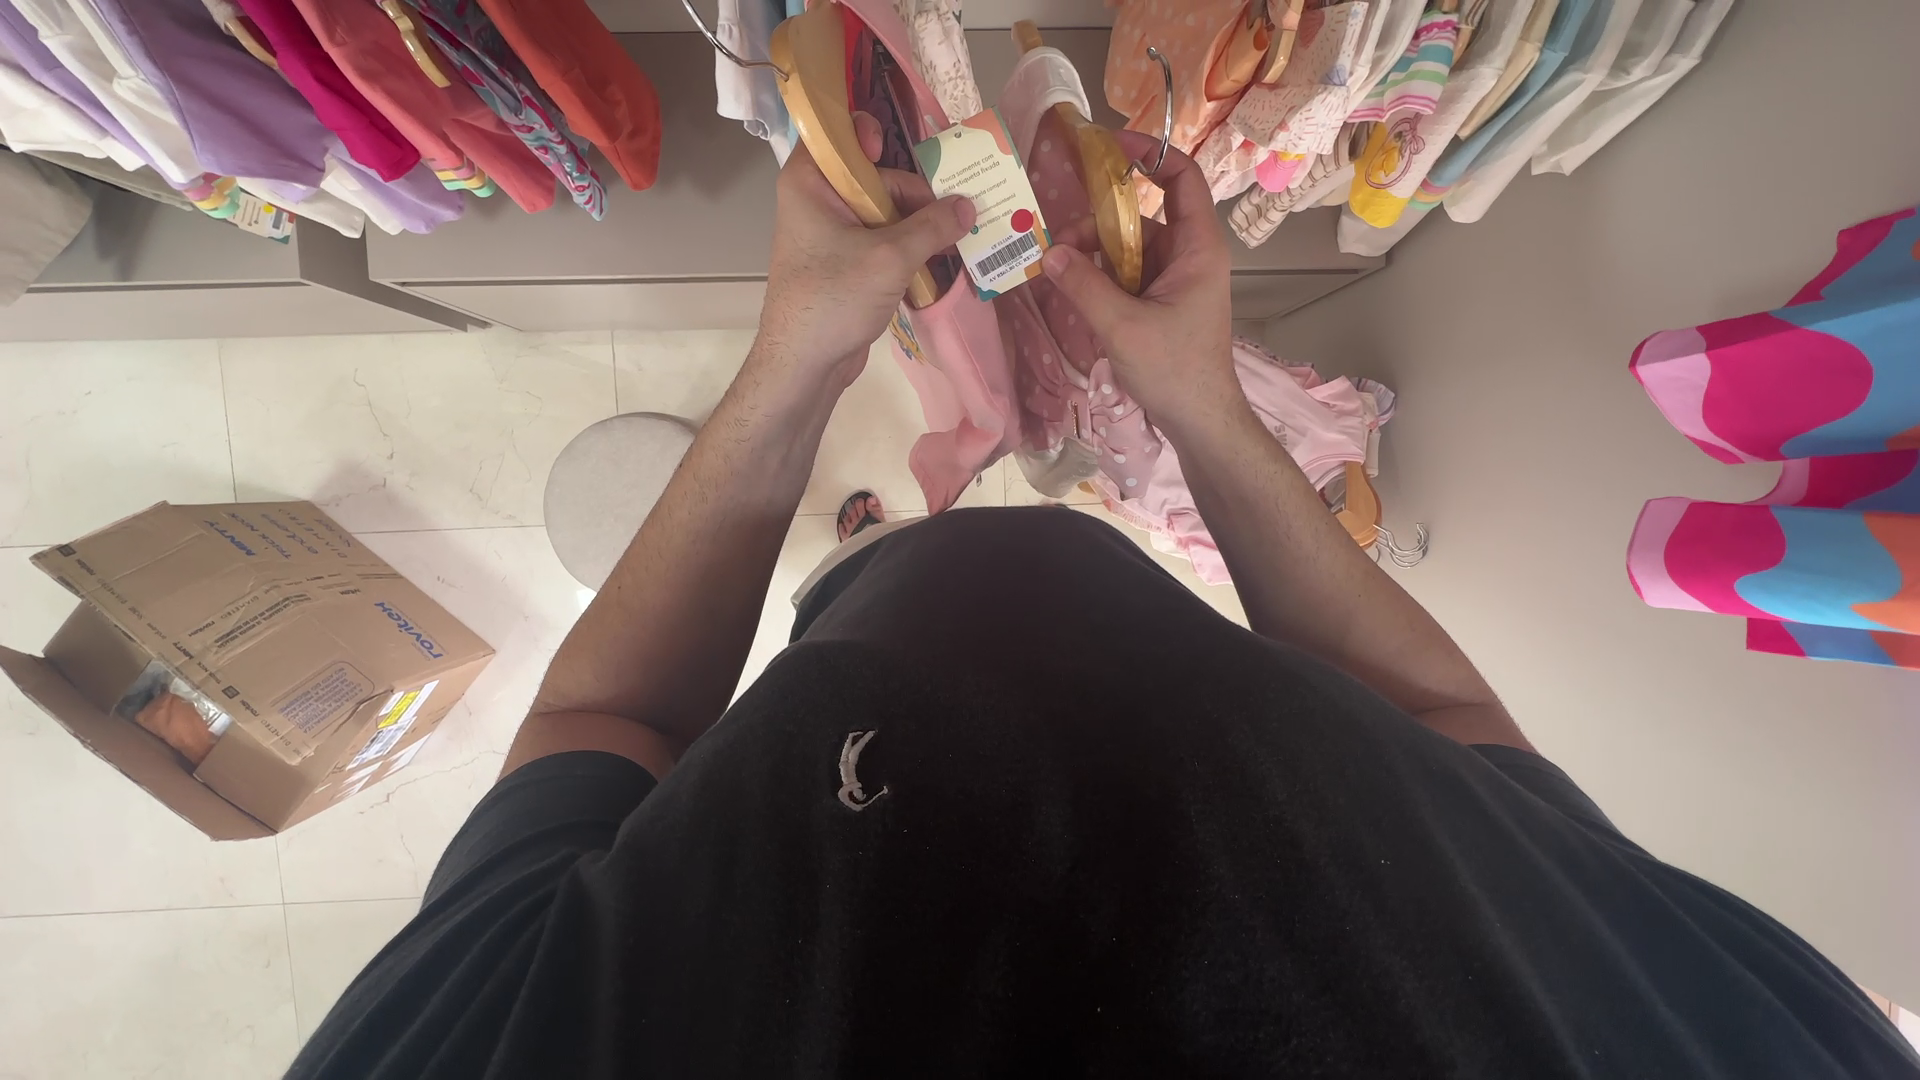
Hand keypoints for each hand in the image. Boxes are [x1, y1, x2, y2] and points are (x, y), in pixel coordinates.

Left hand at [756, 114, 975, 386]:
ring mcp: (831, 237)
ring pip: (882, 214)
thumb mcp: (890, 257)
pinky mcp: (844, 267)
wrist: (805, 364)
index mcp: (810, 182)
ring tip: (953, 241)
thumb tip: (969, 205)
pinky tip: (936, 261)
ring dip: (916, 227)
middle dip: (913, 196)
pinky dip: (906, 250)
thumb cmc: (835, 298)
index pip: (839, 135)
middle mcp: (817, 201)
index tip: (900, 156)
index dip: (871, 135)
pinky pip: (880, 244)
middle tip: (950, 215)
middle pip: (873, 178)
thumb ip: (933, 227)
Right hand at [1039, 134, 1244, 434]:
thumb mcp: (1123, 327)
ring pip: (1128, 252)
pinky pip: (1126, 279)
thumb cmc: (1174, 370)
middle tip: (1057, 242)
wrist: (1198, 420)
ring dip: (1093, 256)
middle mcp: (1187, 256)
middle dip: (1098, 224)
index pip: (1181, 179)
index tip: (1109, 147)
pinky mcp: (1159, 306)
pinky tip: (1072, 290)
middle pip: (1140, 219)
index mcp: (1196, 248)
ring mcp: (1173, 283)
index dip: (1149, 154)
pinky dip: (1100, 280)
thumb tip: (1048, 252)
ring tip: (1057, 271)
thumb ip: (1084, 287)